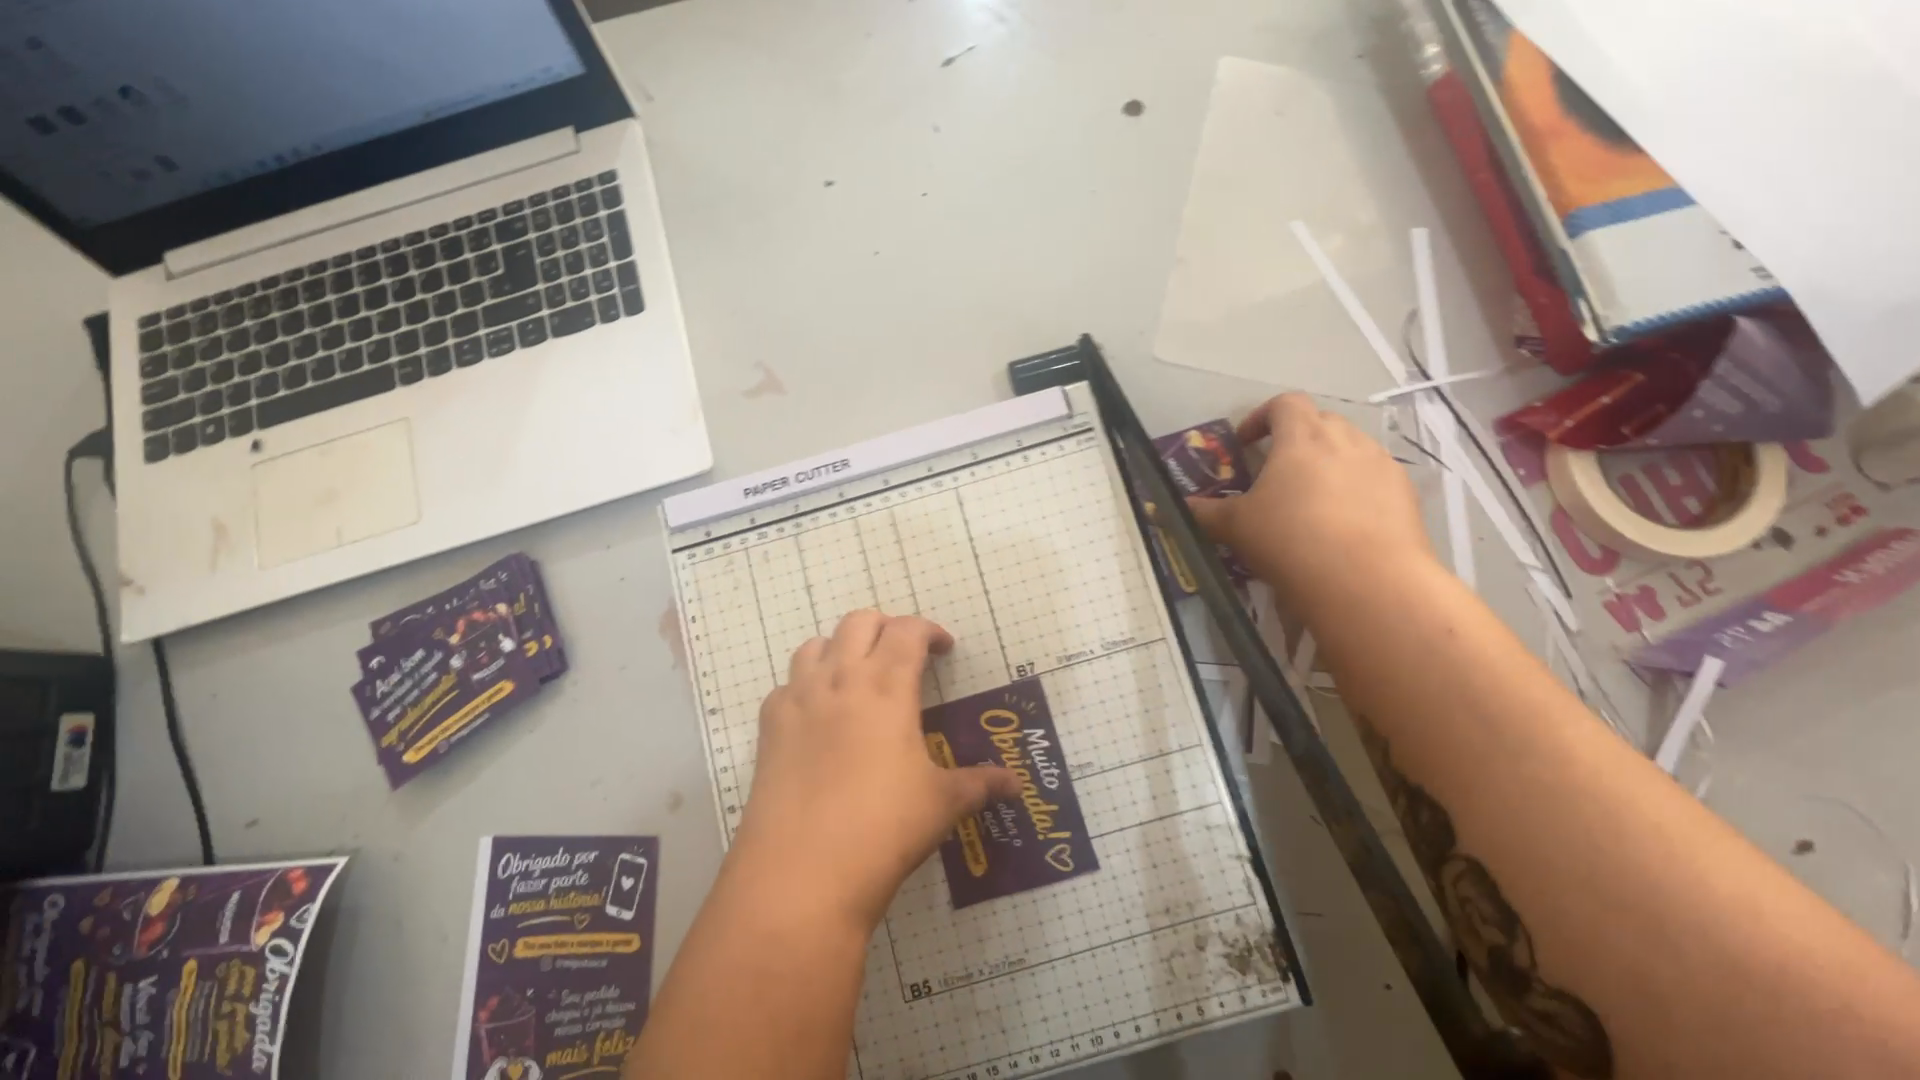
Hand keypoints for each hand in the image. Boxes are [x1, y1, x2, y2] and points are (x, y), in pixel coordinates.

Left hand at [730, 611, 1021, 930]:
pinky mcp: (768, 729)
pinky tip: (819, 717)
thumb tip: (1014, 785)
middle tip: (904, 656)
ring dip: (841, 648)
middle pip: (858, 622)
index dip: (929, 631)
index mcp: (886, 687)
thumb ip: (979, 785)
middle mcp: (839, 680)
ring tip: (858, 677)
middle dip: (886, 628)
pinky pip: (786, 686)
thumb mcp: (942, 804)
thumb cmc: (884, 828)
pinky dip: (806, 687)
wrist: (802, 870)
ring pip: (815, 645)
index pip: (907, 631)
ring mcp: (798, 701)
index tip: (944, 649)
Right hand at [1187, 393, 1433, 613]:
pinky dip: (1358, 493)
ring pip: (1352, 451)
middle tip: (1277, 474)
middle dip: (1297, 441)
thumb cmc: (1291, 540)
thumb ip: (1206, 513)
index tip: (1246, 443)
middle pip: (1321, 422)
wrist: (1368, 583)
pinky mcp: (1406, 496)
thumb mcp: (1237, 528)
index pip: (1284, 404)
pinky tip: (1345, 527)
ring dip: (1330, 466)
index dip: (1262, 417)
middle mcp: (1347, 440)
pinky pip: (1376, 482)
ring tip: (1313, 503)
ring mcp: (1382, 466)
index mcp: (1302, 436)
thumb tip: (1178, 508)